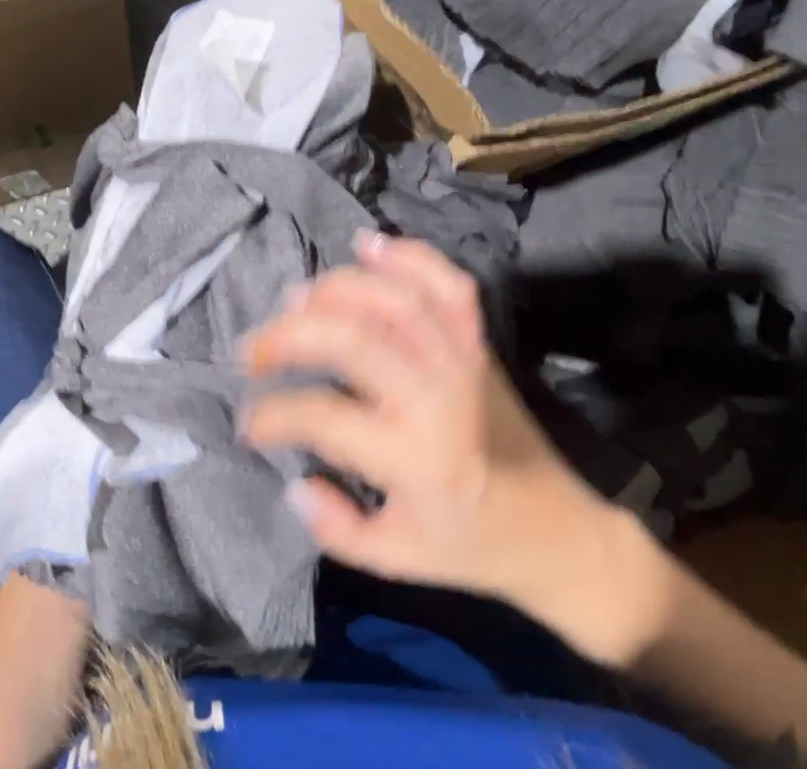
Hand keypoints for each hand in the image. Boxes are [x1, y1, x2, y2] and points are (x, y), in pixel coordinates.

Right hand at [241, 231, 669, 664]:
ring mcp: (464, 364)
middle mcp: (440, 399)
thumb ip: (335, 528)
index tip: (247, 423)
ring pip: (396, 301)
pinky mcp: (481, 347)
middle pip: (355, 339)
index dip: (272, 414)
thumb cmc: (470, 547)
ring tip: (294, 300)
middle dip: (289, 336)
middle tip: (253, 351)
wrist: (559, 531)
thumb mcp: (395, 560)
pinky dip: (408, 257)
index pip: (324, 417)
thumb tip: (294, 481)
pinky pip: (448, 287)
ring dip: (336, 290)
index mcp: (417, 458)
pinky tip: (366, 246)